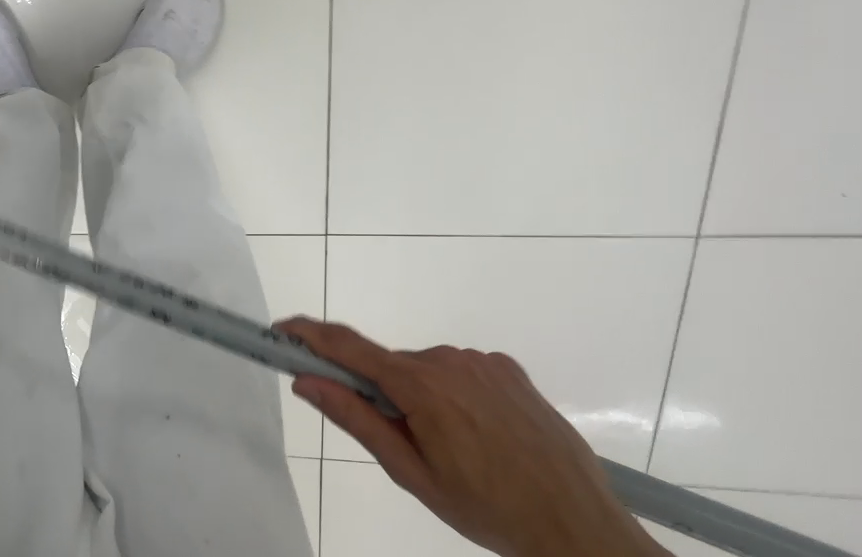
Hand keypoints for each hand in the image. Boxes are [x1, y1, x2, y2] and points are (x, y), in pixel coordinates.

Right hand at [277, 318, 667, 556]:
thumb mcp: (412, 474)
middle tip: (405, 444)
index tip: (280, 329)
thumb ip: (356, 419)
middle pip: (389, 365)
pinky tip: (479, 433)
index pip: (347, 345)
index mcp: (419, 386)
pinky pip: (460, 370)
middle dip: (381, 393)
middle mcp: (447, 360)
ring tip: (455, 449)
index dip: (308, 334)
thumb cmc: (488, 510)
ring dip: (420, 396)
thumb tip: (305, 380)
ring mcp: (482, 362)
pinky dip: (454, 393)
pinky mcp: (509, 369)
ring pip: (425, 370)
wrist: (581, 531)